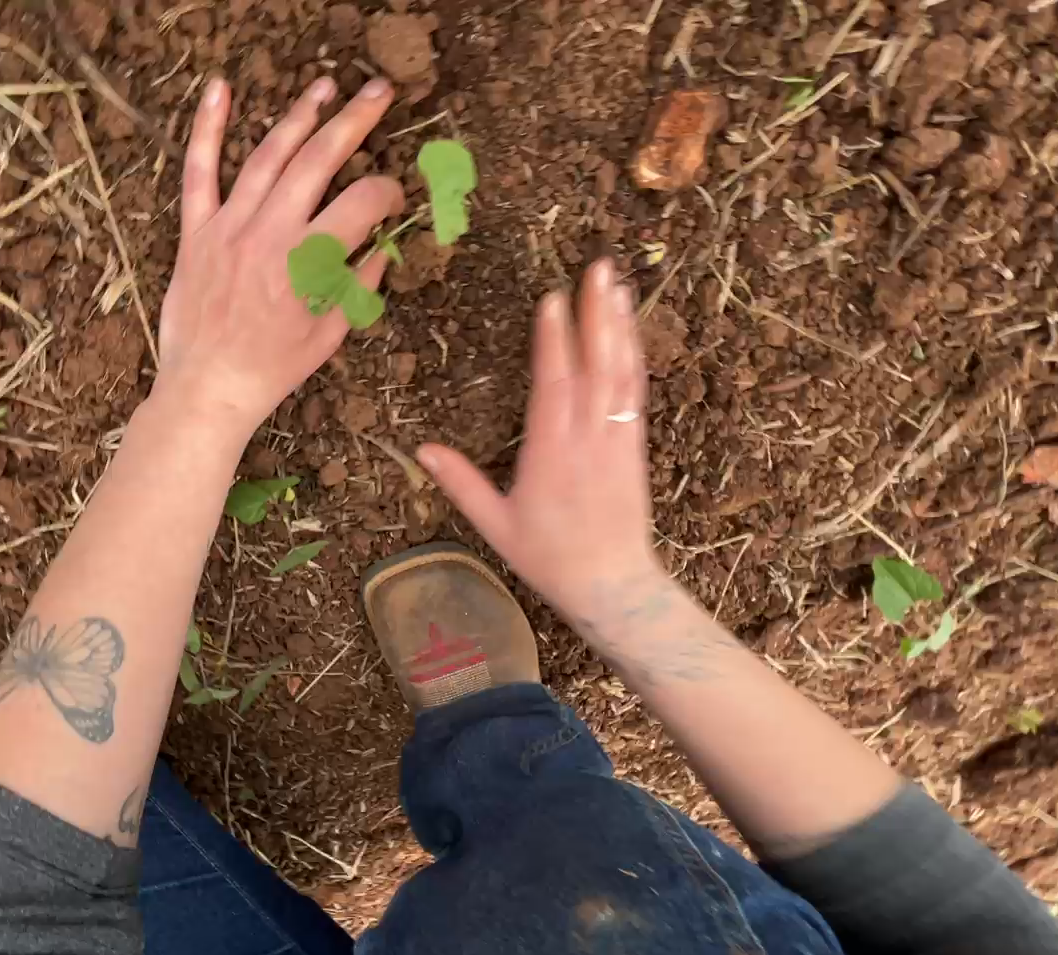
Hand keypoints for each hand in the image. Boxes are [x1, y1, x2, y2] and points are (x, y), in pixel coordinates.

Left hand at [153, 76, 402, 434]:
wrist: (207, 390)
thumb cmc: (270, 372)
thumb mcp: (327, 338)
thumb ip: (358, 289)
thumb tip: (381, 251)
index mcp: (307, 262)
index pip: (361, 204)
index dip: (386, 194)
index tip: (393, 201)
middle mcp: (269, 234)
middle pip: (318, 161)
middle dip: (354, 122)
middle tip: (378, 93)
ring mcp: (228, 228)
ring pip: (267, 157)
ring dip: (299, 116)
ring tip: (325, 87)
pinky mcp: (196, 234)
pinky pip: (198, 174)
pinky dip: (207, 130)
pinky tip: (220, 90)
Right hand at [419, 260, 665, 624]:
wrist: (612, 584)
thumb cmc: (548, 556)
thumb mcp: (495, 525)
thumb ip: (461, 484)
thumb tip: (421, 449)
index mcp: (552, 453)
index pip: (554, 384)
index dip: (553, 339)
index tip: (552, 298)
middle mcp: (589, 438)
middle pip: (595, 365)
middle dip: (596, 313)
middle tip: (599, 266)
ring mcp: (617, 439)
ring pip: (621, 372)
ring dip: (620, 325)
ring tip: (618, 284)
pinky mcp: (635, 446)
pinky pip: (636, 393)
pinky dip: (635, 357)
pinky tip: (631, 333)